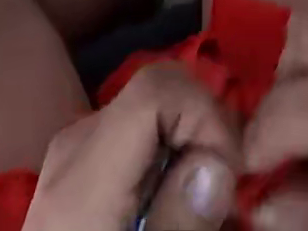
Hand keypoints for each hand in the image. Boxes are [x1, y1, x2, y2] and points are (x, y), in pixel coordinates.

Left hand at [22, 64, 239, 230]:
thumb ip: (178, 225)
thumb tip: (217, 164)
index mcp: (83, 173)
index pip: (156, 89)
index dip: (206, 118)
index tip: (231, 178)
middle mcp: (76, 143)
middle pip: (157, 92)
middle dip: (205, 131)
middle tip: (229, 197)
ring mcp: (75, 148)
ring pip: (153, 109)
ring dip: (193, 146)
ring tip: (208, 208)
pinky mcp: (82, 163)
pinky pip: (139, 134)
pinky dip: (171, 157)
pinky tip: (178, 207)